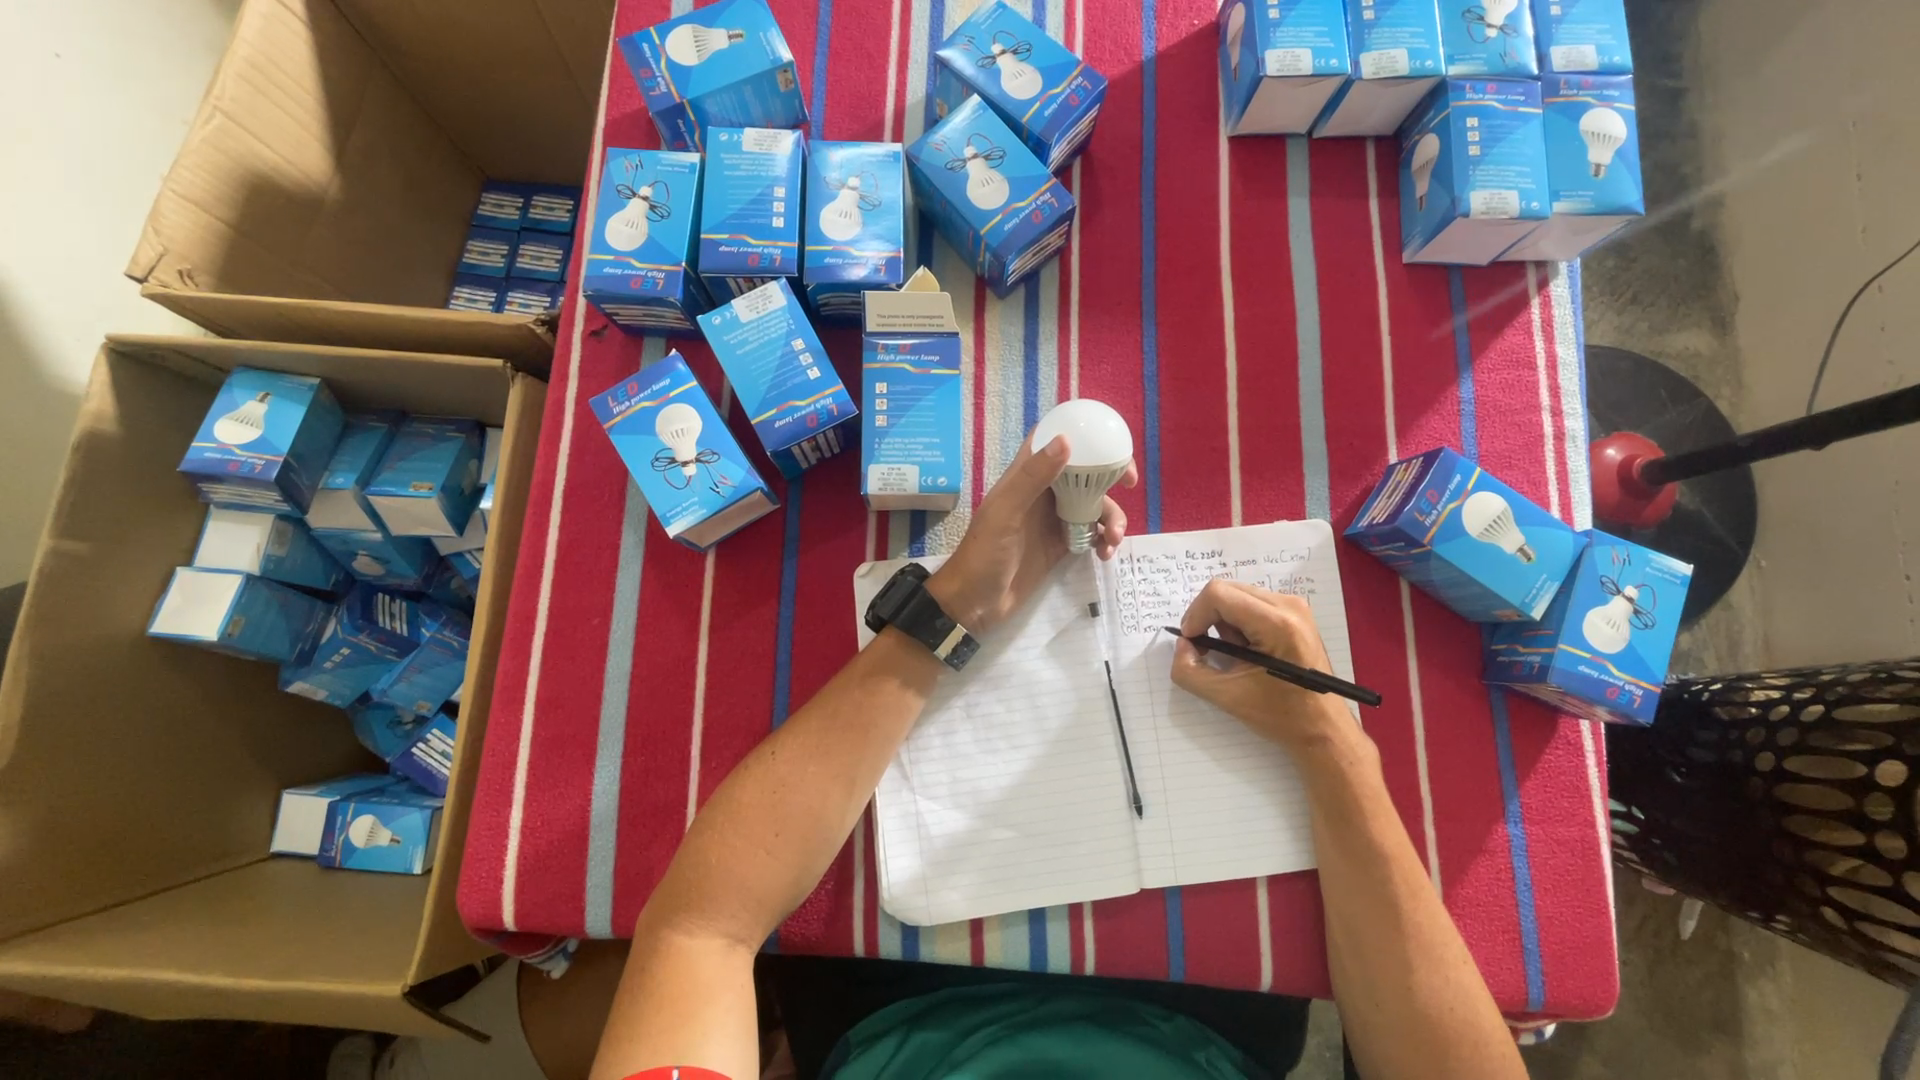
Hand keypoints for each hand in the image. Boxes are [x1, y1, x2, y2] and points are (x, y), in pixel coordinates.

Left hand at [926, 435, 1135, 634]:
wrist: (974, 604)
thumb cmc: (983, 555)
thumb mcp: (1006, 514)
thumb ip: (1032, 478)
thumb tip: (1066, 441)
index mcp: (1025, 477)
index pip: (1054, 441)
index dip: (1082, 436)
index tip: (1110, 442)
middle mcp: (1041, 493)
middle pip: (1083, 472)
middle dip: (1109, 475)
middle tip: (1130, 483)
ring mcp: (1052, 520)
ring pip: (1092, 505)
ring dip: (1110, 516)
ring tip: (1112, 539)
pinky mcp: (1060, 545)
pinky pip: (1091, 533)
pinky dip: (1103, 539)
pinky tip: (1104, 553)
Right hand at [1169, 580, 1352, 749]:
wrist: (1324, 728)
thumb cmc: (1281, 715)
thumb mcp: (1225, 697)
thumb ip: (1189, 670)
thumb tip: (1182, 644)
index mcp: (1277, 623)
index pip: (1218, 594)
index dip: (1195, 616)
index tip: (1192, 644)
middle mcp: (1289, 605)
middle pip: (1227, 590)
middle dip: (1208, 618)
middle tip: (1209, 652)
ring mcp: (1295, 606)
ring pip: (1237, 596)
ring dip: (1223, 623)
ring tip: (1234, 655)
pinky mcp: (1295, 612)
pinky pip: (1251, 603)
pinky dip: (1238, 623)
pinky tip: (1248, 650)